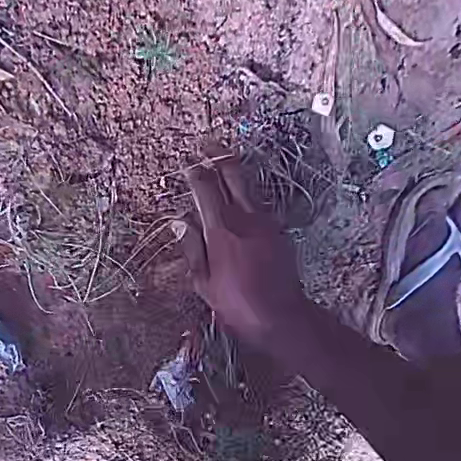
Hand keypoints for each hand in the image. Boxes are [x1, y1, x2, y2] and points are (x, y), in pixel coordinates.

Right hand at [174, 152, 316, 354]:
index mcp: (222, 229)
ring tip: (220, 160)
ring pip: (248, 185)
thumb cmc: (235, 304)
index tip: (186, 162)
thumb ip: (191, 247)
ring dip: (233, 169)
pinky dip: (243, 191)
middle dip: (218, 155)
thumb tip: (178, 221)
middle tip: (205, 144)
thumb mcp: (203, 281)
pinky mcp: (277, 230)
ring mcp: (265, 221)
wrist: (281, 316)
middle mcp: (245, 218)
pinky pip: (257, 202)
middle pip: (233, 174)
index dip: (195, 171)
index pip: (205, 188)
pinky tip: (236, 194)